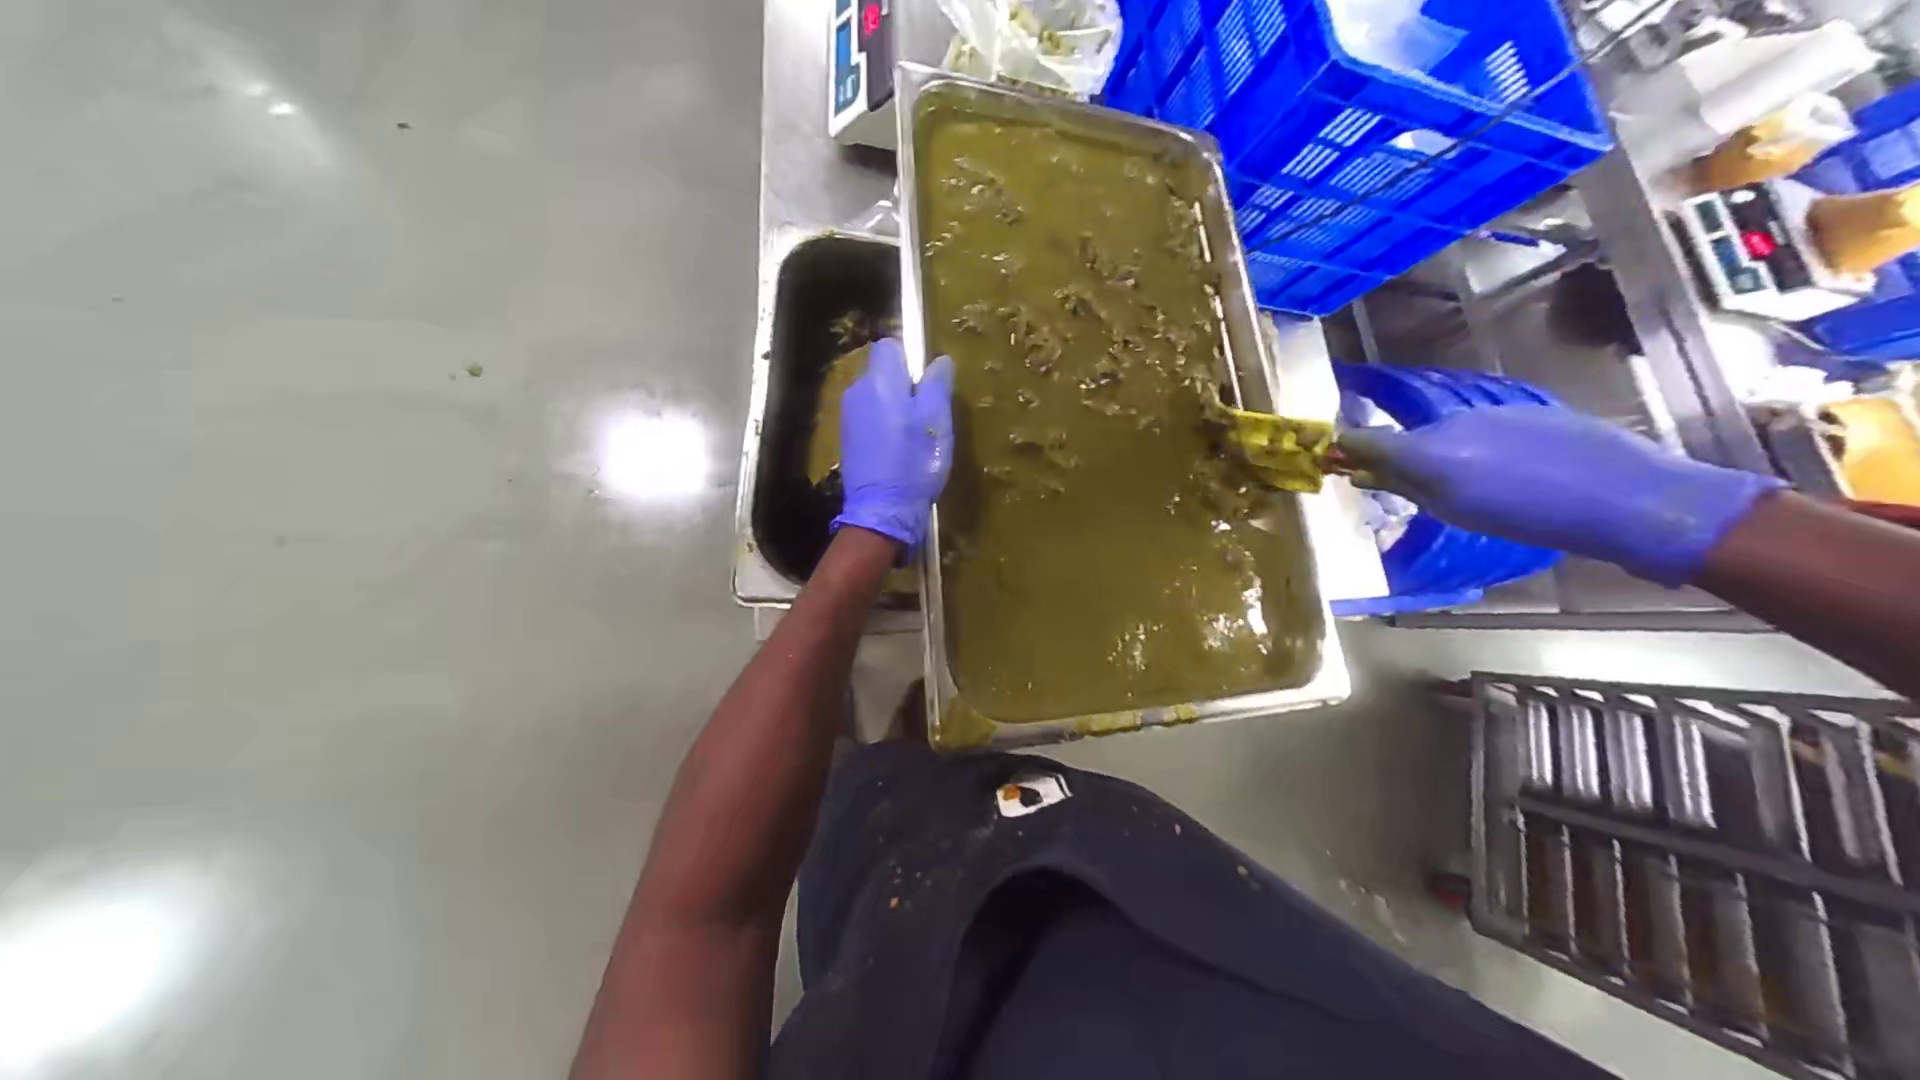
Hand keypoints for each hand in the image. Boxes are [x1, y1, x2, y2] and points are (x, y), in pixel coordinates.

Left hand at [831, 338, 955, 551]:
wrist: (882, 510)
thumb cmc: (914, 462)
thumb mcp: (936, 421)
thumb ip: (937, 385)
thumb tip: (939, 360)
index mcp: (879, 381)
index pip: (889, 346)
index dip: (910, 359)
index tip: (926, 384)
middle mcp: (857, 391)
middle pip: (881, 371)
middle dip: (903, 385)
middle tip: (925, 414)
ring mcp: (848, 416)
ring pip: (875, 396)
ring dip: (893, 407)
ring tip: (912, 436)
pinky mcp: (847, 439)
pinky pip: (868, 418)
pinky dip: (882, 425)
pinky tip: (896, 450)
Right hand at [1338, 405, 1785, 585]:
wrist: (1630, 498)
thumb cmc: (1530, 516)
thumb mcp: (1455, 509)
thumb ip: (1405, 485)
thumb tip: (1361, 471)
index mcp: (1431, 449)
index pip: (1369, 440)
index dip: (1346, 446)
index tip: (1330, 455)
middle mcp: (1455, 422)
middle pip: (1410, 438)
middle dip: (1398, 457)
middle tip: (1401, 486)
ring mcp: (1494, 414)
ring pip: (1448, 434)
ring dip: (1441, 455)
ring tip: (1464, 487)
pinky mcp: (1528, 414)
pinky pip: (1483, 431)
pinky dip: (1476, 450)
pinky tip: (1504, 475)